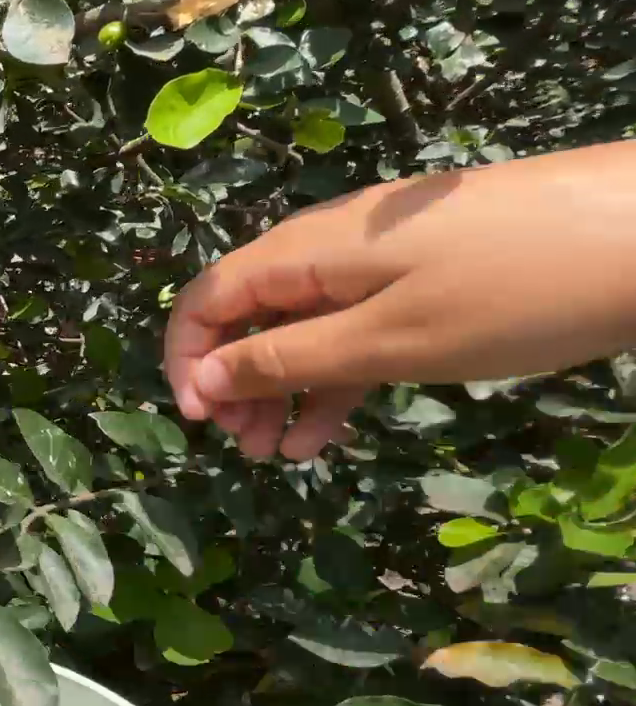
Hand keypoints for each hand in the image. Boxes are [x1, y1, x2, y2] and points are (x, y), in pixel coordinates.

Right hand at [164, 140, 635, 460]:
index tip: (199, 417)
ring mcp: (374, 264)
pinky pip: (348, 331)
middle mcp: (323, 251)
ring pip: (295, 331)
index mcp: (302, 253)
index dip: (185, 360)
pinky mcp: (420, 278)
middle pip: (243, 318)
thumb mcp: (386, 341)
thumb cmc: (519, 289)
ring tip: (277, 454)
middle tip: (240, 444)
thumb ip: (281, 361)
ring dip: (277, 392)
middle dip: (230, 384)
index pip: (203, 302)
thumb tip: (203, 380)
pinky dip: (330, 381)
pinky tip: (325, 432)